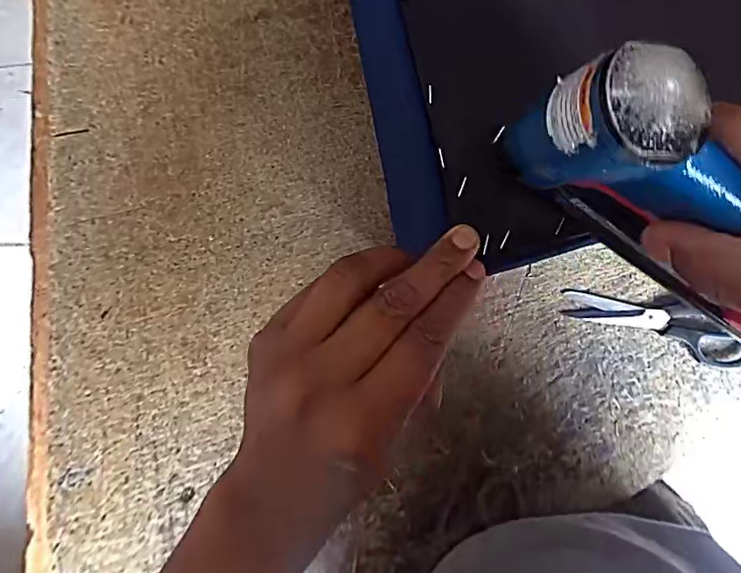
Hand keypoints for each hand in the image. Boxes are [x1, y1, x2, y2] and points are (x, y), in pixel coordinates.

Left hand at [163, 227, 486, 572]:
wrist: (268, 499)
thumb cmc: (345, 475)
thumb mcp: (399, 438)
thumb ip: (423, 372)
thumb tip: (447, 301)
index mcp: (360, 421)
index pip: (421, 342)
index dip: (454, 300)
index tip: (475, 271)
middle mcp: (318, 384)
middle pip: (391, 306)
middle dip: (436, 267)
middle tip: (462, 241)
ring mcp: (284, 357)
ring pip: (349, 280)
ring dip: (393, 258)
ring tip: (418, 256)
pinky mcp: (265, 338)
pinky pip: (320, 286)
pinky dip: (357, 272)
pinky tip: (380, 271)